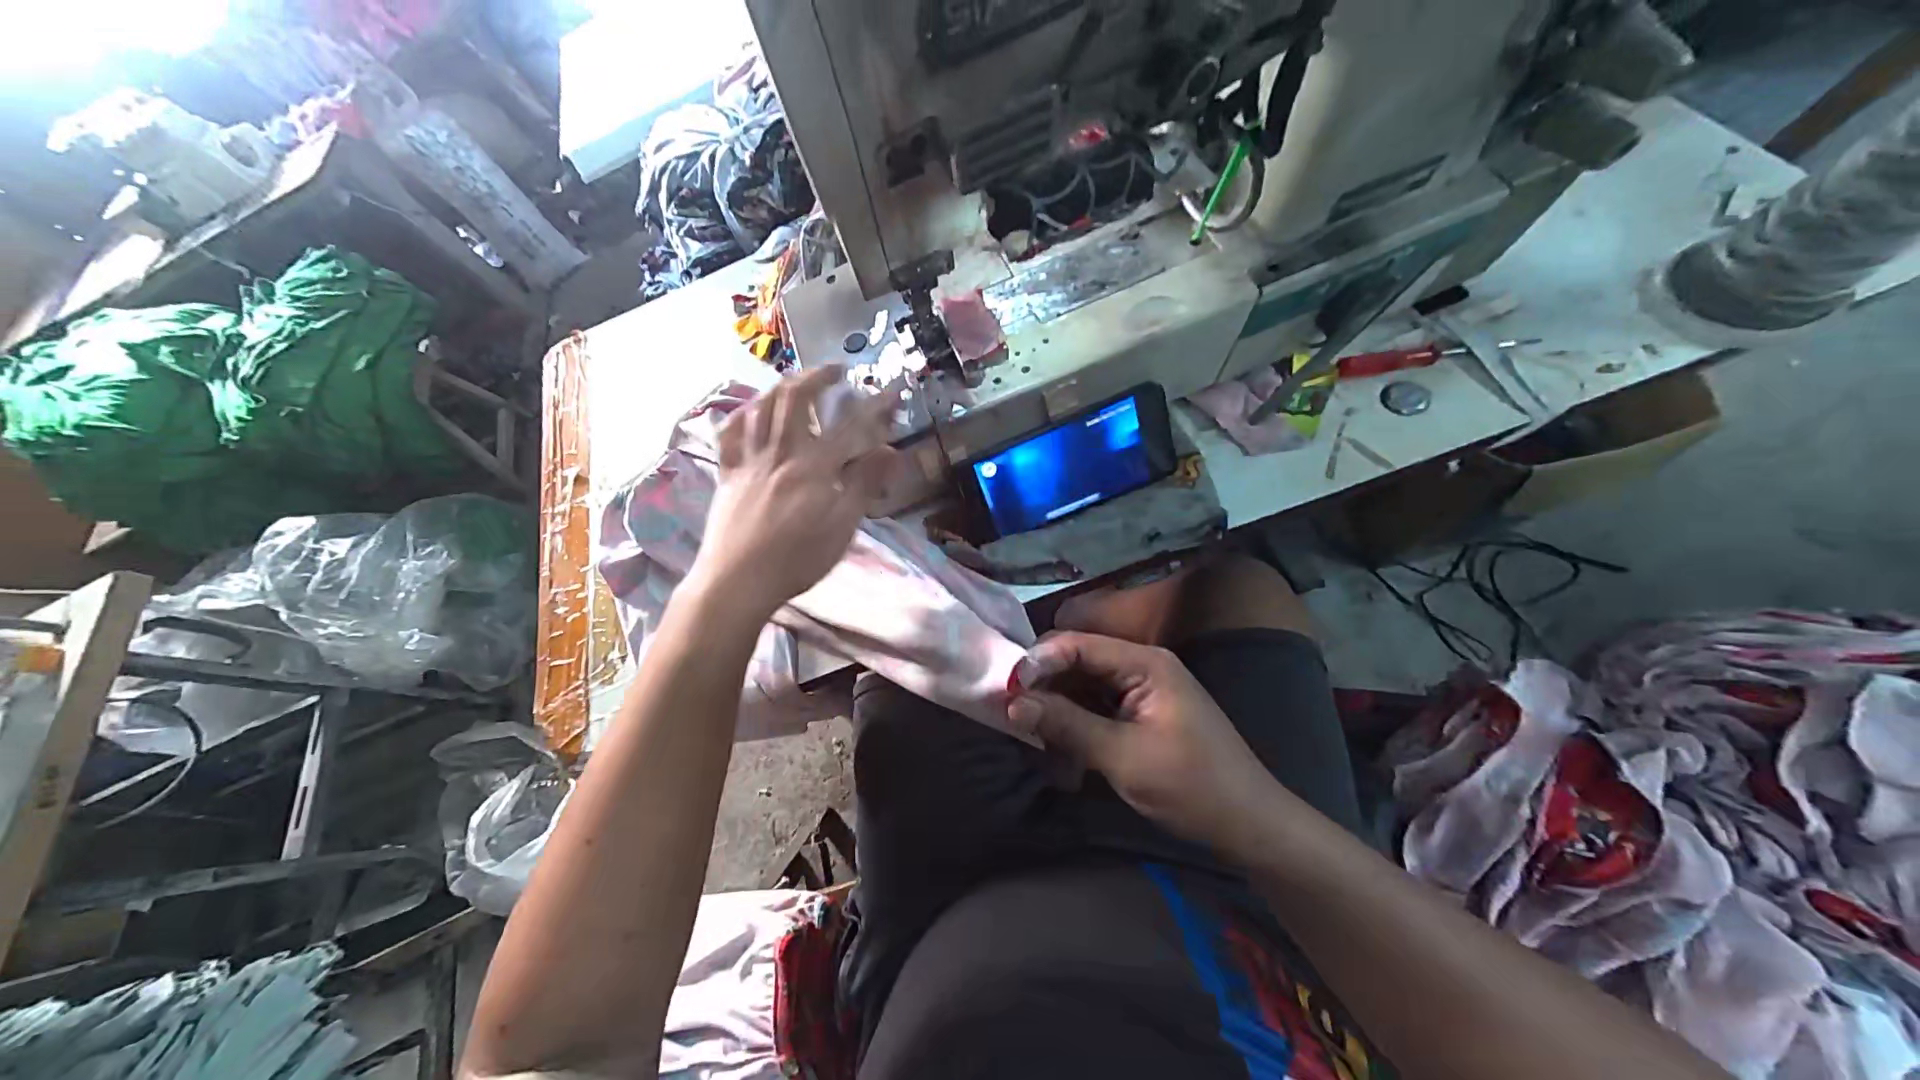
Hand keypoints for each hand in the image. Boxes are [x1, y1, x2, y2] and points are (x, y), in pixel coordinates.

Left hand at [692, 368, 895, 617]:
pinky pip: (729, 434)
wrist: (737, 582)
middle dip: (818, 377)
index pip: (851, 426)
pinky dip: (741, 414)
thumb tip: (890, 451)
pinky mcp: (727, 475)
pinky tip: (751, 410)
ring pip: (761, 408)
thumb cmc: (796, 561)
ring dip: (781, 386)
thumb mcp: (841, 528)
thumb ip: (863, 485)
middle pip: (795, 399)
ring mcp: (749, 461)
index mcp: (813, 468)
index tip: (893, 391)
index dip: (875, 406)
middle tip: (836, 371)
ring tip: (797, 381)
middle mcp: (779, 454)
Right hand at [1007, 631, 1284, 856]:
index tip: (1004, 691)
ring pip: (1083, 685)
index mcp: (1145, 662)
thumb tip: (1012, 702)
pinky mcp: (1141, 713)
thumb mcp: (1122, 756)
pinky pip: (1096, 706)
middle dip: (1043, 685)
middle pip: (1077, 661)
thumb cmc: (1191, 786)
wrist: (1250, 824)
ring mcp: (1142, 689)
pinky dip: (1074, 722)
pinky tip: (1056, 745)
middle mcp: (1142, 665)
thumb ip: (1066, 724)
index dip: (1037, 662)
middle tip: (1009, 713)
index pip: (1076, 644)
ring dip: (1055, 706)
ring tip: (1027, 732)